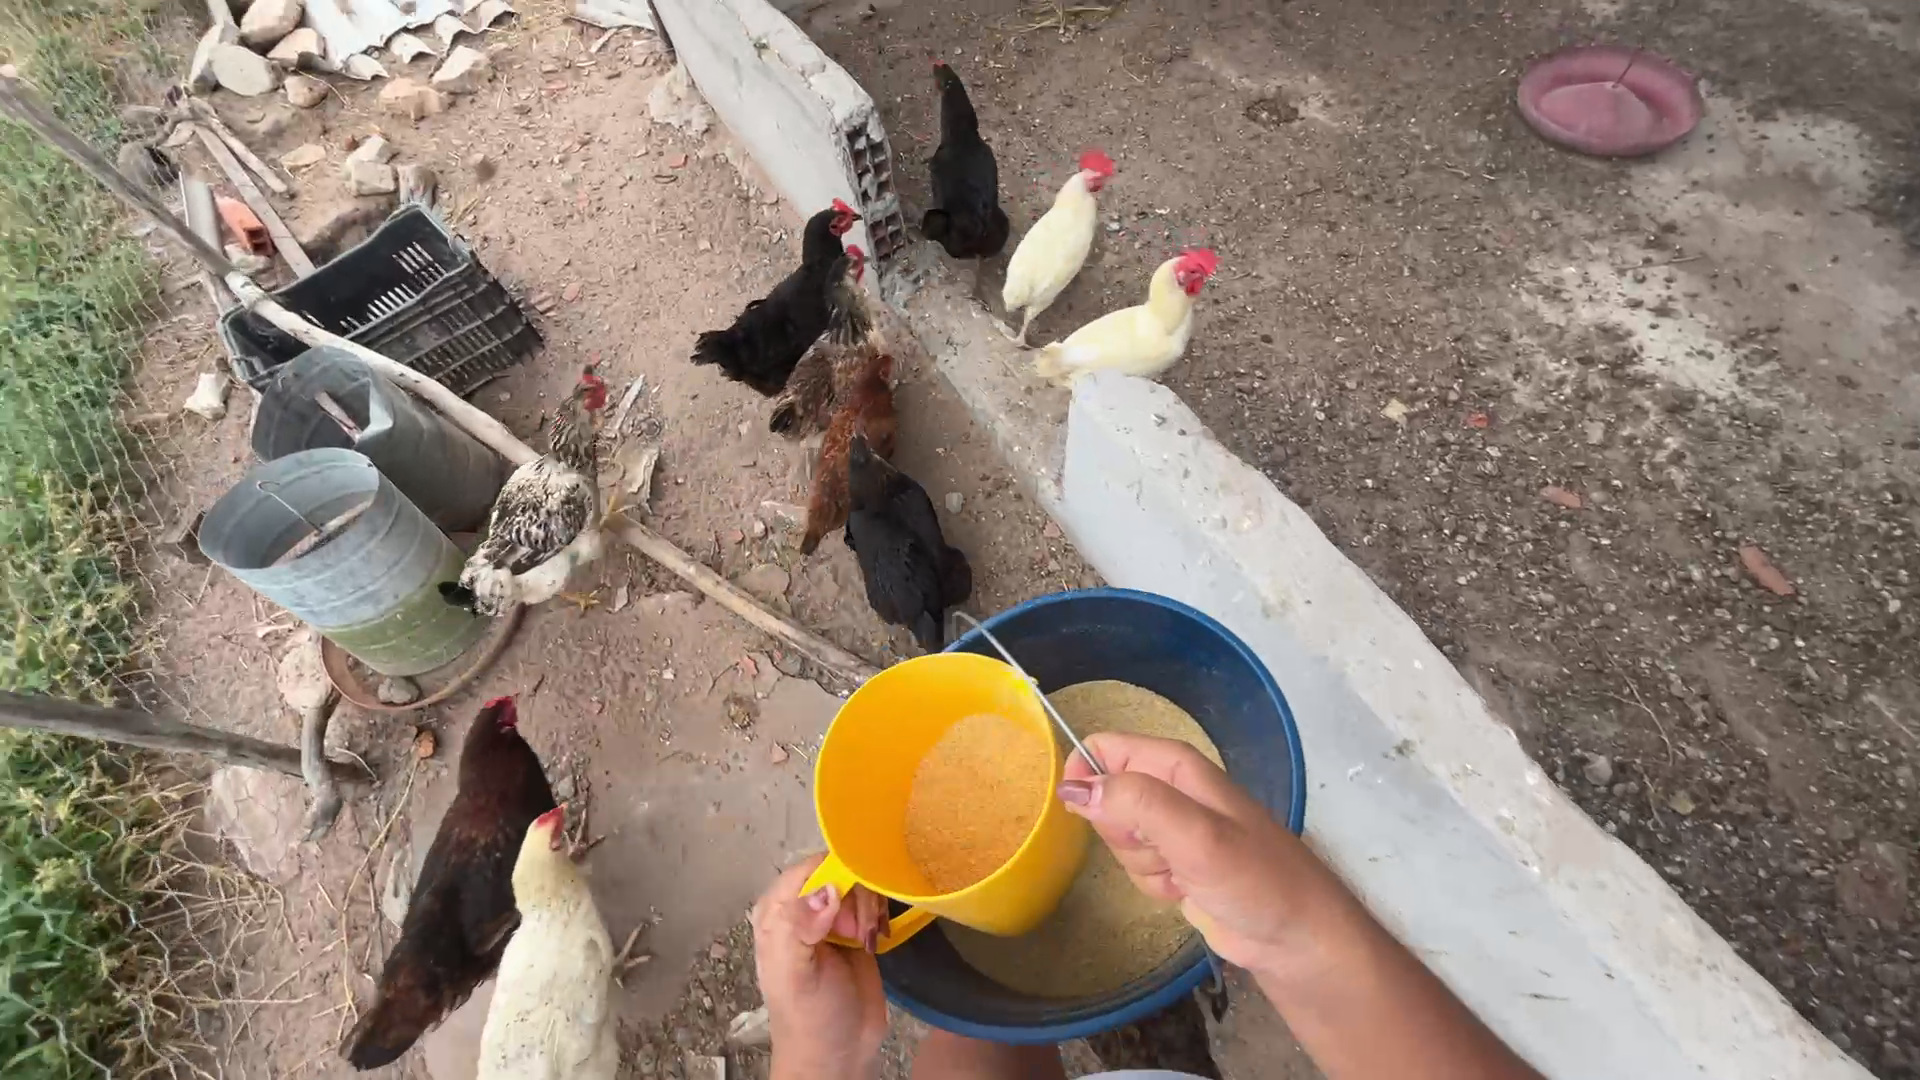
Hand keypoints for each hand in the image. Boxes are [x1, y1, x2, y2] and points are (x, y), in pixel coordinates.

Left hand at [750, 856, 888, 1079]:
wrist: (839, 1055)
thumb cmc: (810, 1017)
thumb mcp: (796, 976)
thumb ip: (801, 928)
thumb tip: (827, 889)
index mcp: (777, 913)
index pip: (807, 869)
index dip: (832, 877)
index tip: (847, 905)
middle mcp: (802, 908)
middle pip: (838, 870)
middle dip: (856, 894)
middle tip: (858, 930)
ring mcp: (830, 916)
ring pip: (858, 881)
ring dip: (870, 906)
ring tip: (866, 938)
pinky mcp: (855, 926)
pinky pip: (872, 897)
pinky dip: (879, 912)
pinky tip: (875, 937)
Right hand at [1057, 732, 1324, 976]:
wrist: (1297, 939)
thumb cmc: (1256, 877)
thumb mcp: (1196, 834)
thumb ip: (1136, 803)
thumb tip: (1074, 789)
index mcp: (1173, 763)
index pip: (1103, 749)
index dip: (1087, 778)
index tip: (1090, 815)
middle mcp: (1169, 787)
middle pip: (1105, 796)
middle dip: (1121, 831)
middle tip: (1160, 848)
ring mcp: (1170, 826)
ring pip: (1116, 836)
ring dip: (1141, 862)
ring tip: (1181, 872)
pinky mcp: (1173, 861)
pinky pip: (1134, 866)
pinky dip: (1153, 883)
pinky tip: (1183, 890)